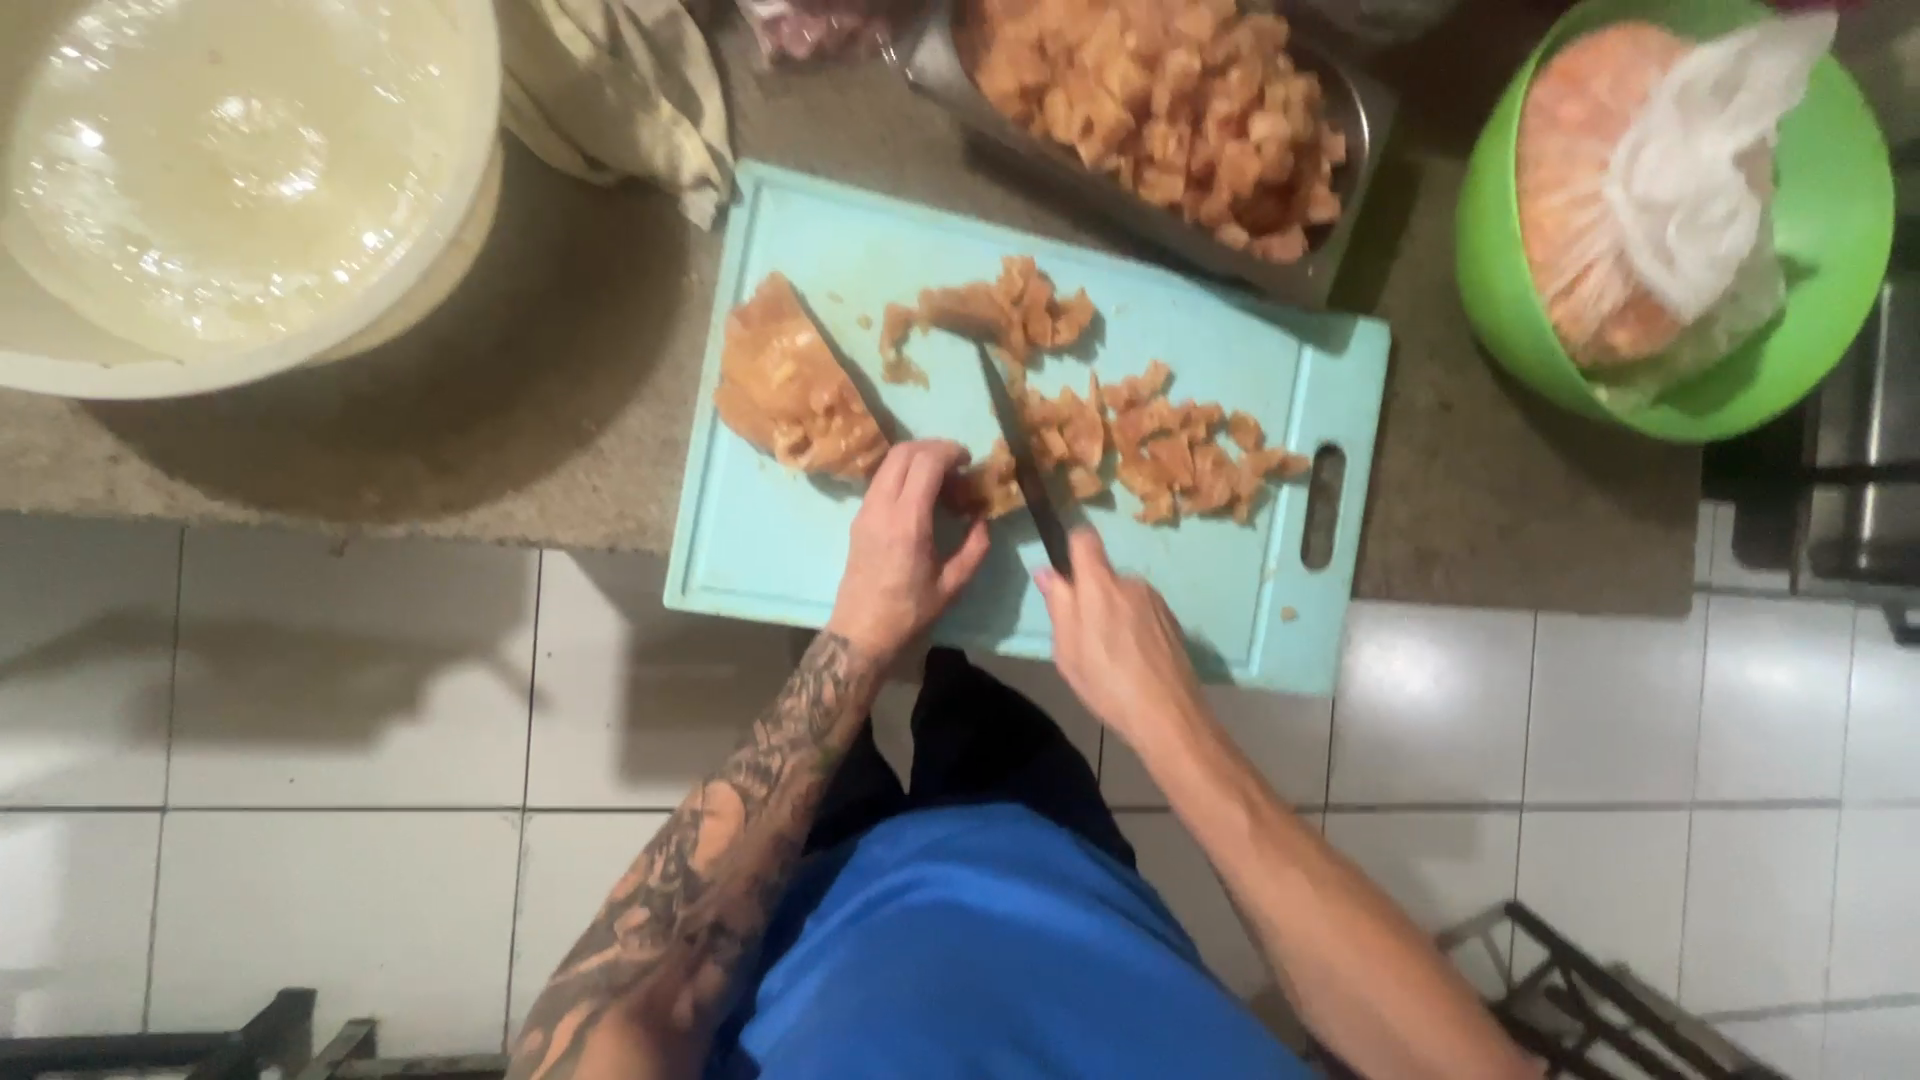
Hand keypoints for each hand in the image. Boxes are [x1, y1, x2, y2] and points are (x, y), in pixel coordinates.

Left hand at [827, 440, 990, 661]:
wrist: (861, 632)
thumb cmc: (909, 611)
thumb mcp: (954, 584)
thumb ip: (975, 546)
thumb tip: (983, 518)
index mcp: (908, 521)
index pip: (926, 462)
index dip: (950, 452)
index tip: (969, 461)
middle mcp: (881, 507)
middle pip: (903, 451)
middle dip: (933, 448)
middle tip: (957, 465)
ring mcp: (865, 510)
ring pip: (889, 462)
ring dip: (917, 460)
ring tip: (942, 482)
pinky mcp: (859, 518)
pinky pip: (882, 479)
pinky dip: (904, 474)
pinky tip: (922, 497)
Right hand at [1034, 528, 1207, 747]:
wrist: (1168, 714)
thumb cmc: (1107, 683)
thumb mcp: (1068, 650)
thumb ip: (1058, 605)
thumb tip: (1047, 572)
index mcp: (1099, 586)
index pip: (1084, 539)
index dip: (1072, 548)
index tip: (1066, 576)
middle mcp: (1130, 583)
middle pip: (1103, 575)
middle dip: (1091, 596)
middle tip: (1085, 637)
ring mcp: (1155, 600)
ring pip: (1123, 595)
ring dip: (1114, 613)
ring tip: (1112, 655)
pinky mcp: (1172, 619)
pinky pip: (1142, 611)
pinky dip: (1135, 627)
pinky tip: (1135, 659)